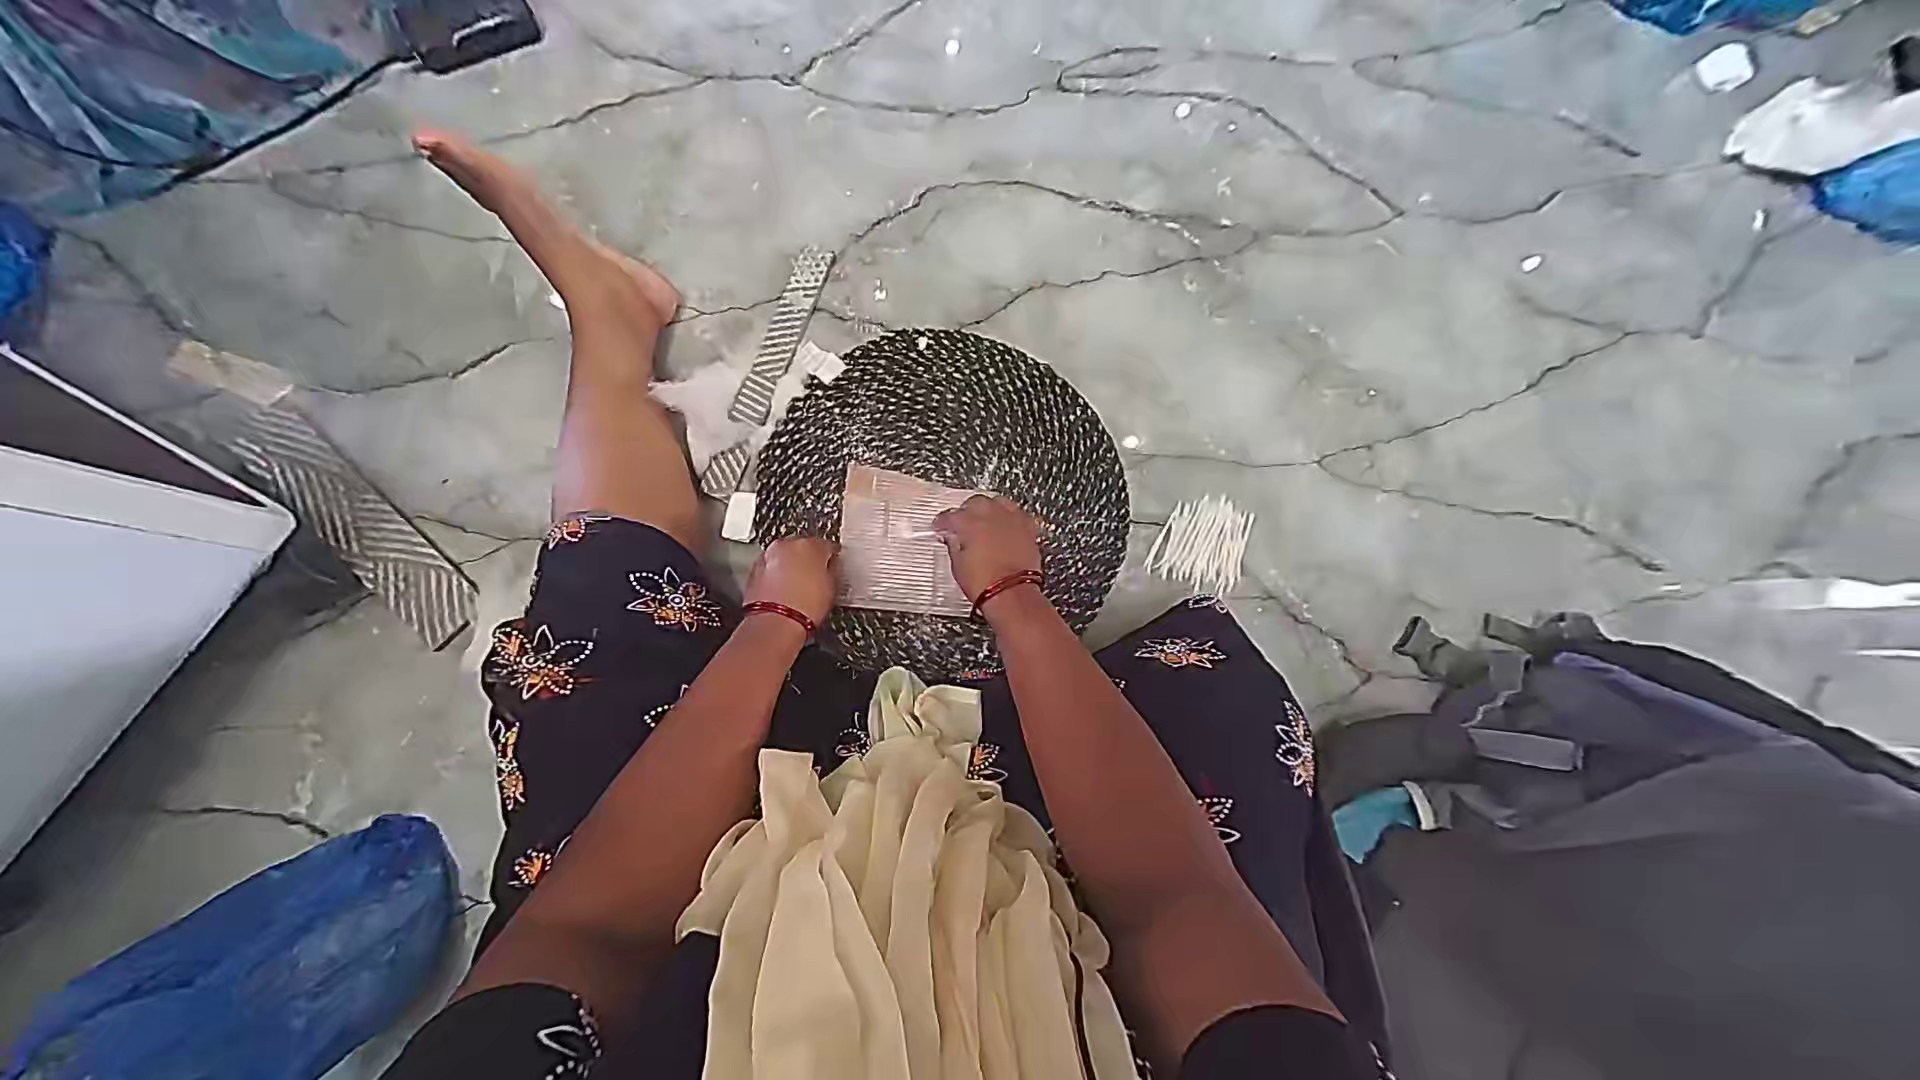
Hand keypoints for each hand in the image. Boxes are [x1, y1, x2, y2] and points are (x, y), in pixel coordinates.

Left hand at [745, 538, 838, 625]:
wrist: (775, 624)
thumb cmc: (803, 608)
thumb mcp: (832, 587)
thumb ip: (831, 571)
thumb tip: (828, 570)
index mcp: (810, 545)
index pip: (826, 545)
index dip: (831, 557)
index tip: (832, 565)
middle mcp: (786, 546)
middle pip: (802, 548)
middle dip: (808, 560)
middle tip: (816, 578)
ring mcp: (768, 557)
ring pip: (784, 557)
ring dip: (791, 567)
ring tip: (799, 588)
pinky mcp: (754, 572)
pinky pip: (771, 569)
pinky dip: (777, 576)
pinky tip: (784, 593)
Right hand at [933, 495, 1042, 603]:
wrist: (1011, 594)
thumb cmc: (985, 583)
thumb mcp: (958, 566)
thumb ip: (953, 545)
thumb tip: (952, 539)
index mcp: (970, 523)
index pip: (951, 516)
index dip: (942, 522)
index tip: (940, 527)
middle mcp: (991, 516)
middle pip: (975, 502)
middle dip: (966, 510)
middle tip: (960, 522)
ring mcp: (1011, 521)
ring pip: (998, 502)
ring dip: (989, 508)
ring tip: (984, 519)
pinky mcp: (1028, 529)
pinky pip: (1018, 514)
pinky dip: (1011, 517)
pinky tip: (1007, 523)